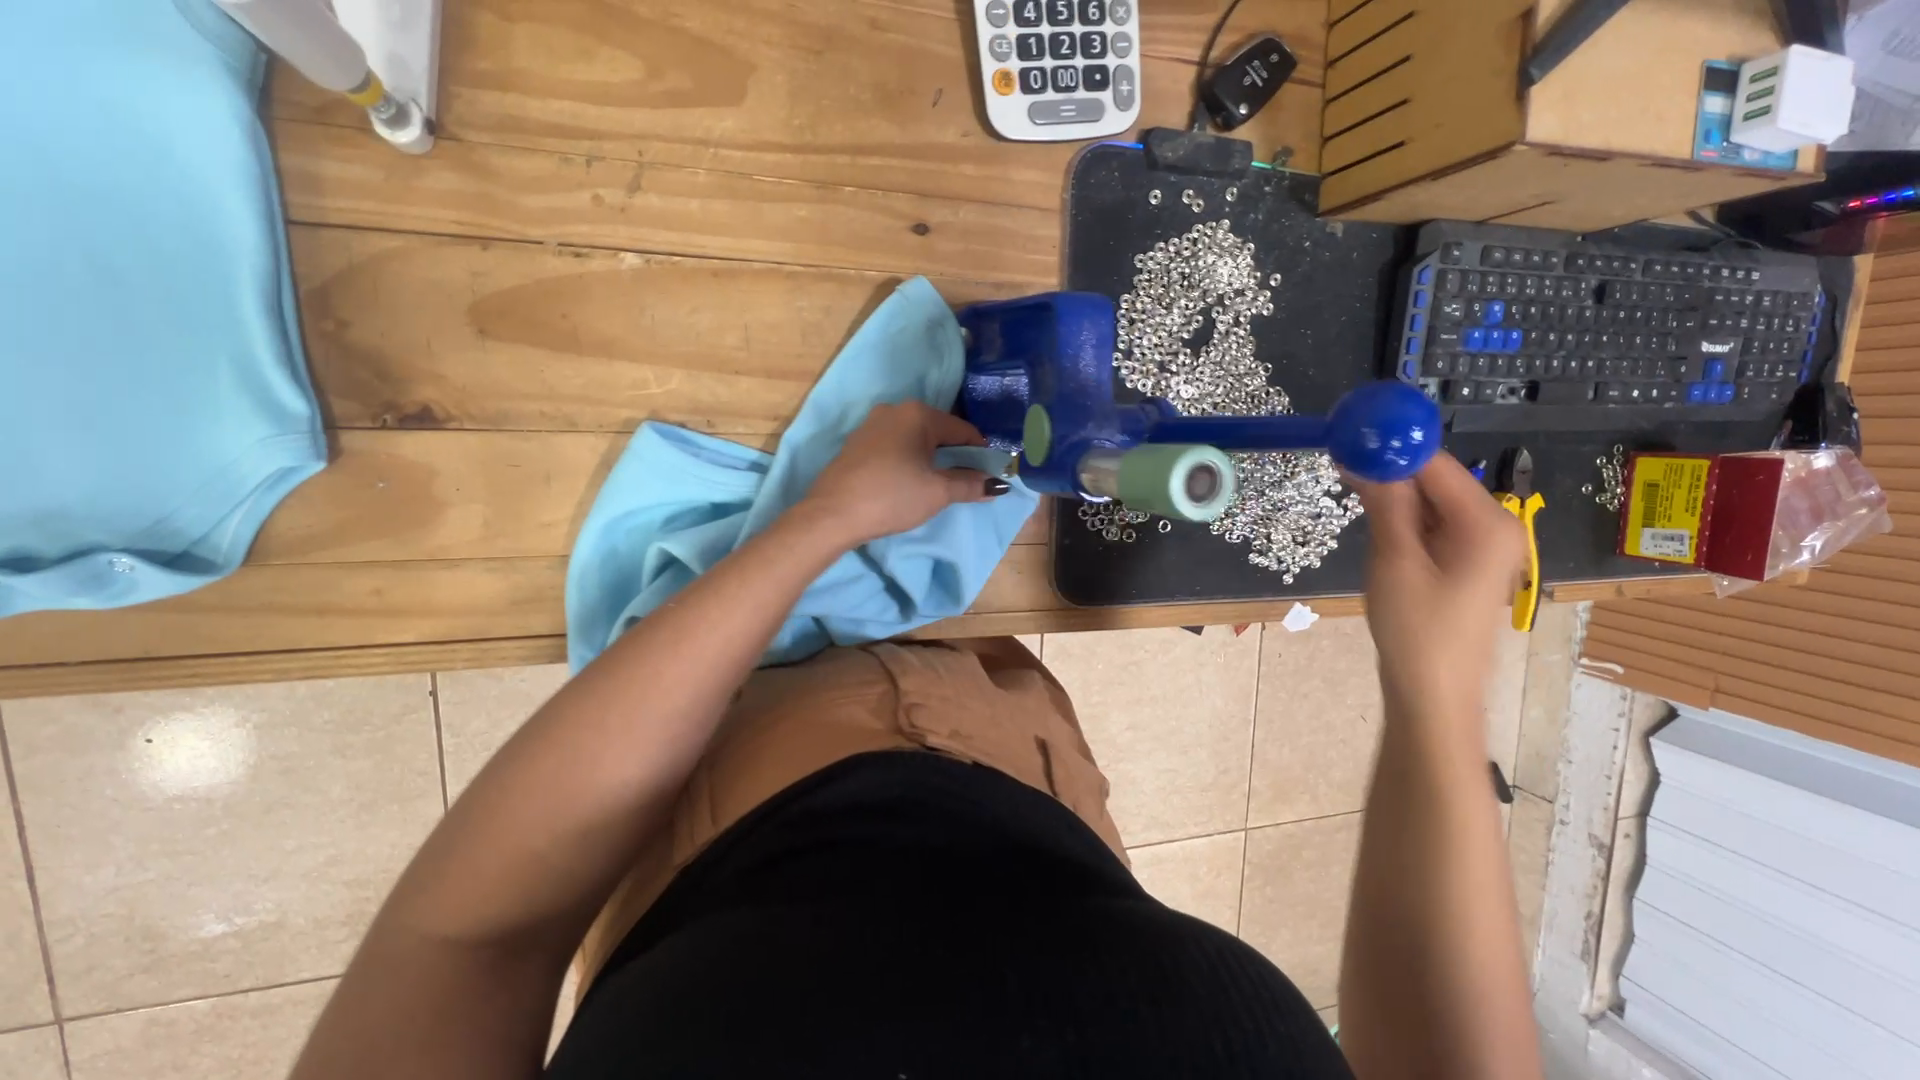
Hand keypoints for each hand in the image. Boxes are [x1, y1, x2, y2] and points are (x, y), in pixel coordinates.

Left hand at [800, 402, 1005, 545]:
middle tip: (966, 483)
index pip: (964, 430)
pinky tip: (909, 482)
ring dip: (931, 458)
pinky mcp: (857, 442)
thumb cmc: (892, 496)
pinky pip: (895, 445)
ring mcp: (872, 424)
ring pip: (915, 438)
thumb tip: (997, 485)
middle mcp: (895, 410)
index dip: (981, 453)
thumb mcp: (938, 492)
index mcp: (919, 414)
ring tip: (938, 485)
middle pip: (939, 431)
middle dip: (956, 455)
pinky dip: (909, 460)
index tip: (990, 475)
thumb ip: (970, 484)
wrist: (833, 513)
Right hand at [1349, 453, 1526, 729]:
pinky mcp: (1466, 564)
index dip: (1393, 445)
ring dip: (1392, 496)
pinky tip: (1374, 524)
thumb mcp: (1393, 562)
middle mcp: (1494, 526)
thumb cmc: (1417, 632)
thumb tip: (1366, 456)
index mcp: (1486, 523)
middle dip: (1390, 469)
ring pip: (1430, 502)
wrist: (1434, 696)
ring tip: (1351, 494)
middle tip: (1341, 462)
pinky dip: (1402, 519)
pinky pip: (1432, 526)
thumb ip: (1385, 503)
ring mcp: (1482, 547)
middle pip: (1436, 479)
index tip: (1349, 433)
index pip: (1435, 464)